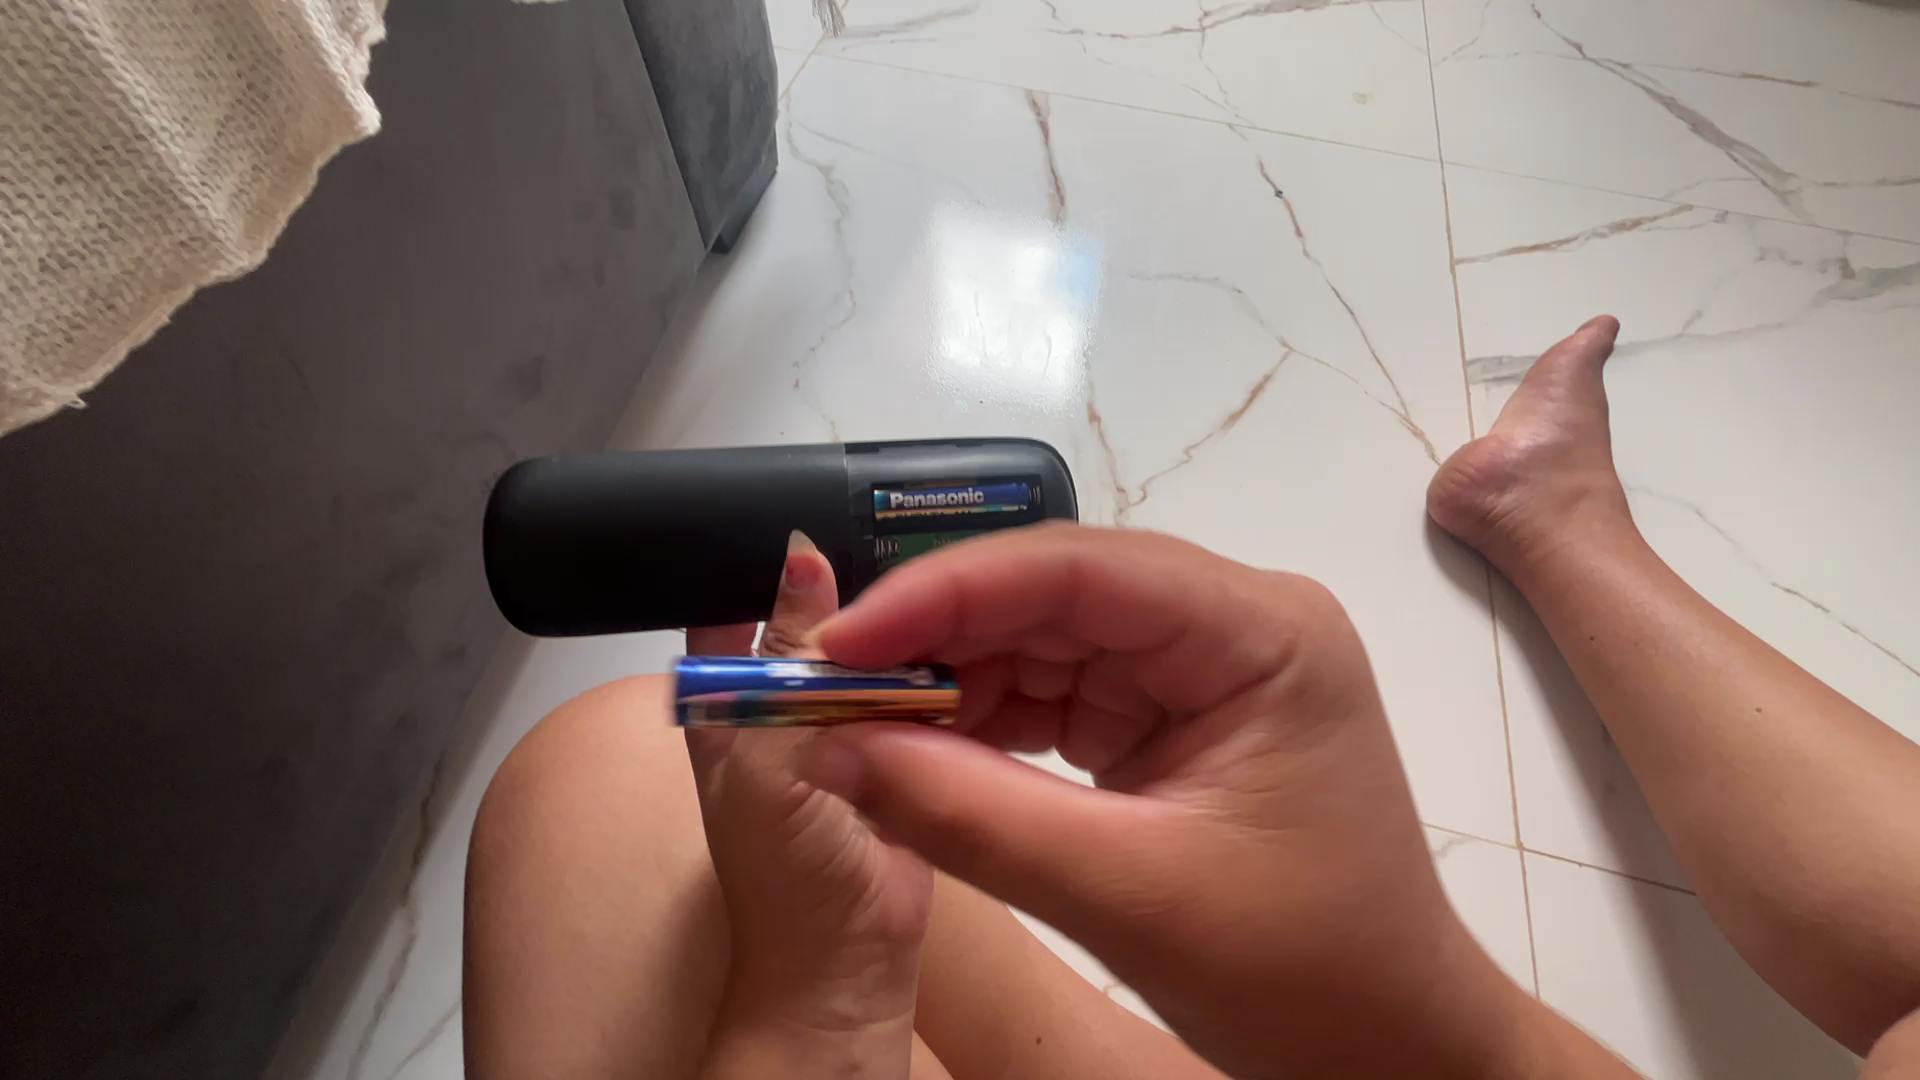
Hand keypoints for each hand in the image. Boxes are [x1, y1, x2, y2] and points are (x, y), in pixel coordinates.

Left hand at [685, 532, 933, 1074]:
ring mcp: (849, 715)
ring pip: (875, 644)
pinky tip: (975, 625)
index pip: (742, 599)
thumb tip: (800, 554)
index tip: (827, 504)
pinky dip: (940, 658)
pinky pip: (918, 682)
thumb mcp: (773, 756)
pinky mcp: (900, 738)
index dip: (775, 554)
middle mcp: (791, 695)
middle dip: (859, 577)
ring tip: (949, 563)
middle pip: (821, 614)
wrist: (851, 957)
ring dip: (905, 616)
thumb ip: (791, 661)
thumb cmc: (786, 867)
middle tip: (912, 521)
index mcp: (735, 691)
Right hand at [801, 524, 1633, 1078]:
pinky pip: (1046, 685)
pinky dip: (979, 716)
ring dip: (948, 677)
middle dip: (936, 635)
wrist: (1383, 1040)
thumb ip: (968, 815)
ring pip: (1036, 635)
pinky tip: (924, 745)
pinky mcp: (1156, 701)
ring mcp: (1186, 658)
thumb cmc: (1300, 973)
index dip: (950, 589)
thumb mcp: (1125, 894)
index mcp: (1257, 630)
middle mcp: (1220, 620)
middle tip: (832, 685)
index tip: (846, 636)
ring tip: (865, 723)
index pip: (1080, 568)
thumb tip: (831, 749)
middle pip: (1048, 592)